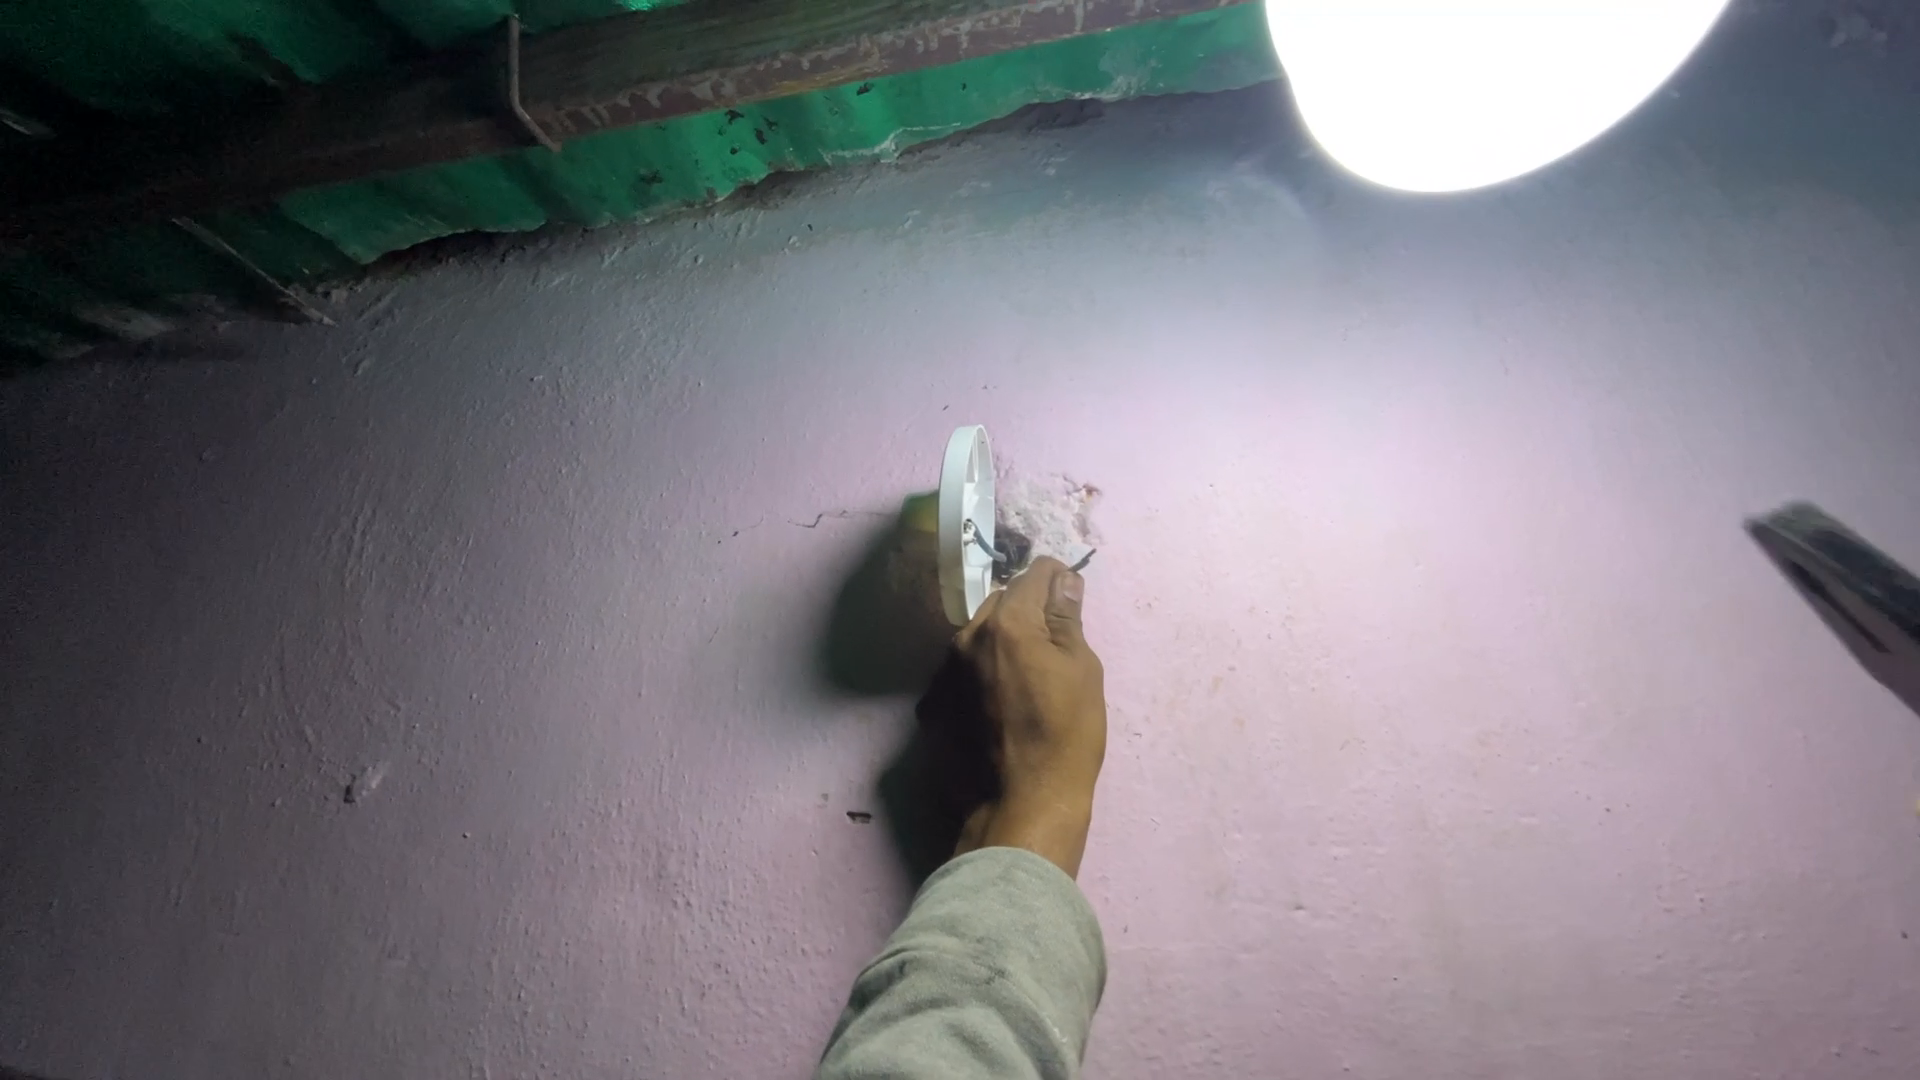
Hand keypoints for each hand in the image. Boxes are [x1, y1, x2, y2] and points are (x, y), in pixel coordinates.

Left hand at [949, 557, 1106, 877]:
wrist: (1022, 805)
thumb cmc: (1066, 736)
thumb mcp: (1083, 671)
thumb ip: (1067, 618)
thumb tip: (1064, 580)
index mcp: (1008, 623)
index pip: (1034, 574)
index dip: (1057, 580)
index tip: (1070, 599)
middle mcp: (967, 637)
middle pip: (1001, 601)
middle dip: (1027, 610)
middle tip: (1051, 645)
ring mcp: (943, 671)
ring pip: (976, 636)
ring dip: (999, 642)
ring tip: (1022, 679)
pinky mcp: (932, 704)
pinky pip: (959, 671)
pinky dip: (977, 675)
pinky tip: (995, 705)